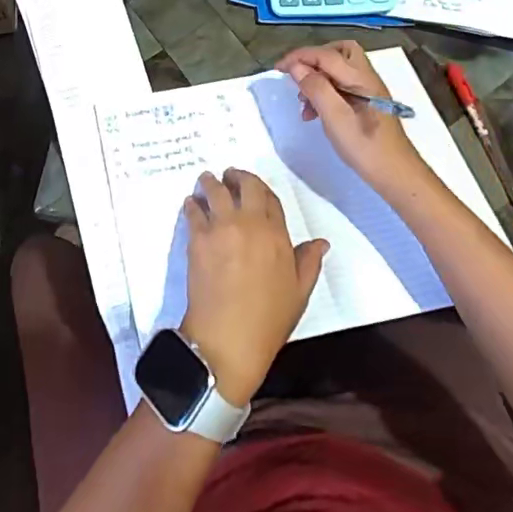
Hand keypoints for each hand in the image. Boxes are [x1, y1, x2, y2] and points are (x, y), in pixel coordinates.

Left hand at [178, 169, 327, 405]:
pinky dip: (192, 204)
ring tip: (206, 179)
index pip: (271, 199)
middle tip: (229, 173)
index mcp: (277, 235)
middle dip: (237, 176)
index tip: (253, 187)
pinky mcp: (197, 239)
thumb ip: (309, 262)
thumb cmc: (268, 319)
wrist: (228, 337)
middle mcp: (250, 224)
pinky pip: (194, 212)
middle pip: (245, 187)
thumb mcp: (299, 292)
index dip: (262, 190)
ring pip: (216, 193)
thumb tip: (321, 242)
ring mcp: (222, 229)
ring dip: (211, 183)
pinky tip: (191, 202)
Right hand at [276, 41, 426, 191]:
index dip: (300, 57)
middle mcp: (367, 78)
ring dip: (318, 78)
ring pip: (340, 69)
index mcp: (361, 79)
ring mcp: (369, 90)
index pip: (326, 55)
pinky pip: (343, 86)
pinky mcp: (367, 104)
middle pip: (340, 52)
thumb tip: (297, 67)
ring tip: (303, 103)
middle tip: (297, 76)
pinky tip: (314, 113)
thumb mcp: (335, 118)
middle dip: (315, 58)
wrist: (394, 173)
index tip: (278, 68)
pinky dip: (326, 92)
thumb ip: (317, 89)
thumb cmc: (365, 147)